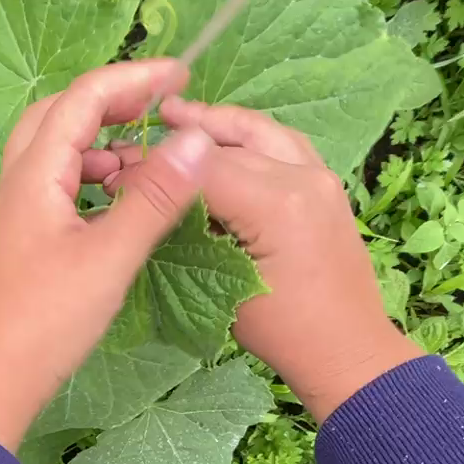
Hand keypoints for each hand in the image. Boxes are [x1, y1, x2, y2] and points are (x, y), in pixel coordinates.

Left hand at [0, 61, 214, 451]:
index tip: (182, 76)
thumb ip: (153, 198)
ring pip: (54, 158)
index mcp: (34, 177)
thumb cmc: (45, 325)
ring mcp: (14, 218)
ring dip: (98, 147)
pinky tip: (113, 207)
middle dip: (110, 103)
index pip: (83, 98)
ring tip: (142, 161)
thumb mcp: (108, 260)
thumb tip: (196, 140)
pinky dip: (87, 184)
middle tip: (156, 108)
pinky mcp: (20, 247)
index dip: (134, 79)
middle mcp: (17, 187)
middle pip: (59, 117)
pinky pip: (54, 193)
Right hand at [107, 100, 423, 420]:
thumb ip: (195, 239)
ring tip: (176, 115)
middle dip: (177, 144)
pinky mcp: (325, 183)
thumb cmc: (283, 333)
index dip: (155, 168)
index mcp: (277, 205)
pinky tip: (226, 136)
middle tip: (132, 149)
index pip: (203, 169)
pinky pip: (281, 142)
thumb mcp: (227, 290)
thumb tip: (157, 205)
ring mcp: (319, 174)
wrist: (346, 348)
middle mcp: (302, 176)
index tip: (117, 175)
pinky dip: (248, 133)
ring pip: (258, 130)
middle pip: (227, 144)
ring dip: (215, 123)